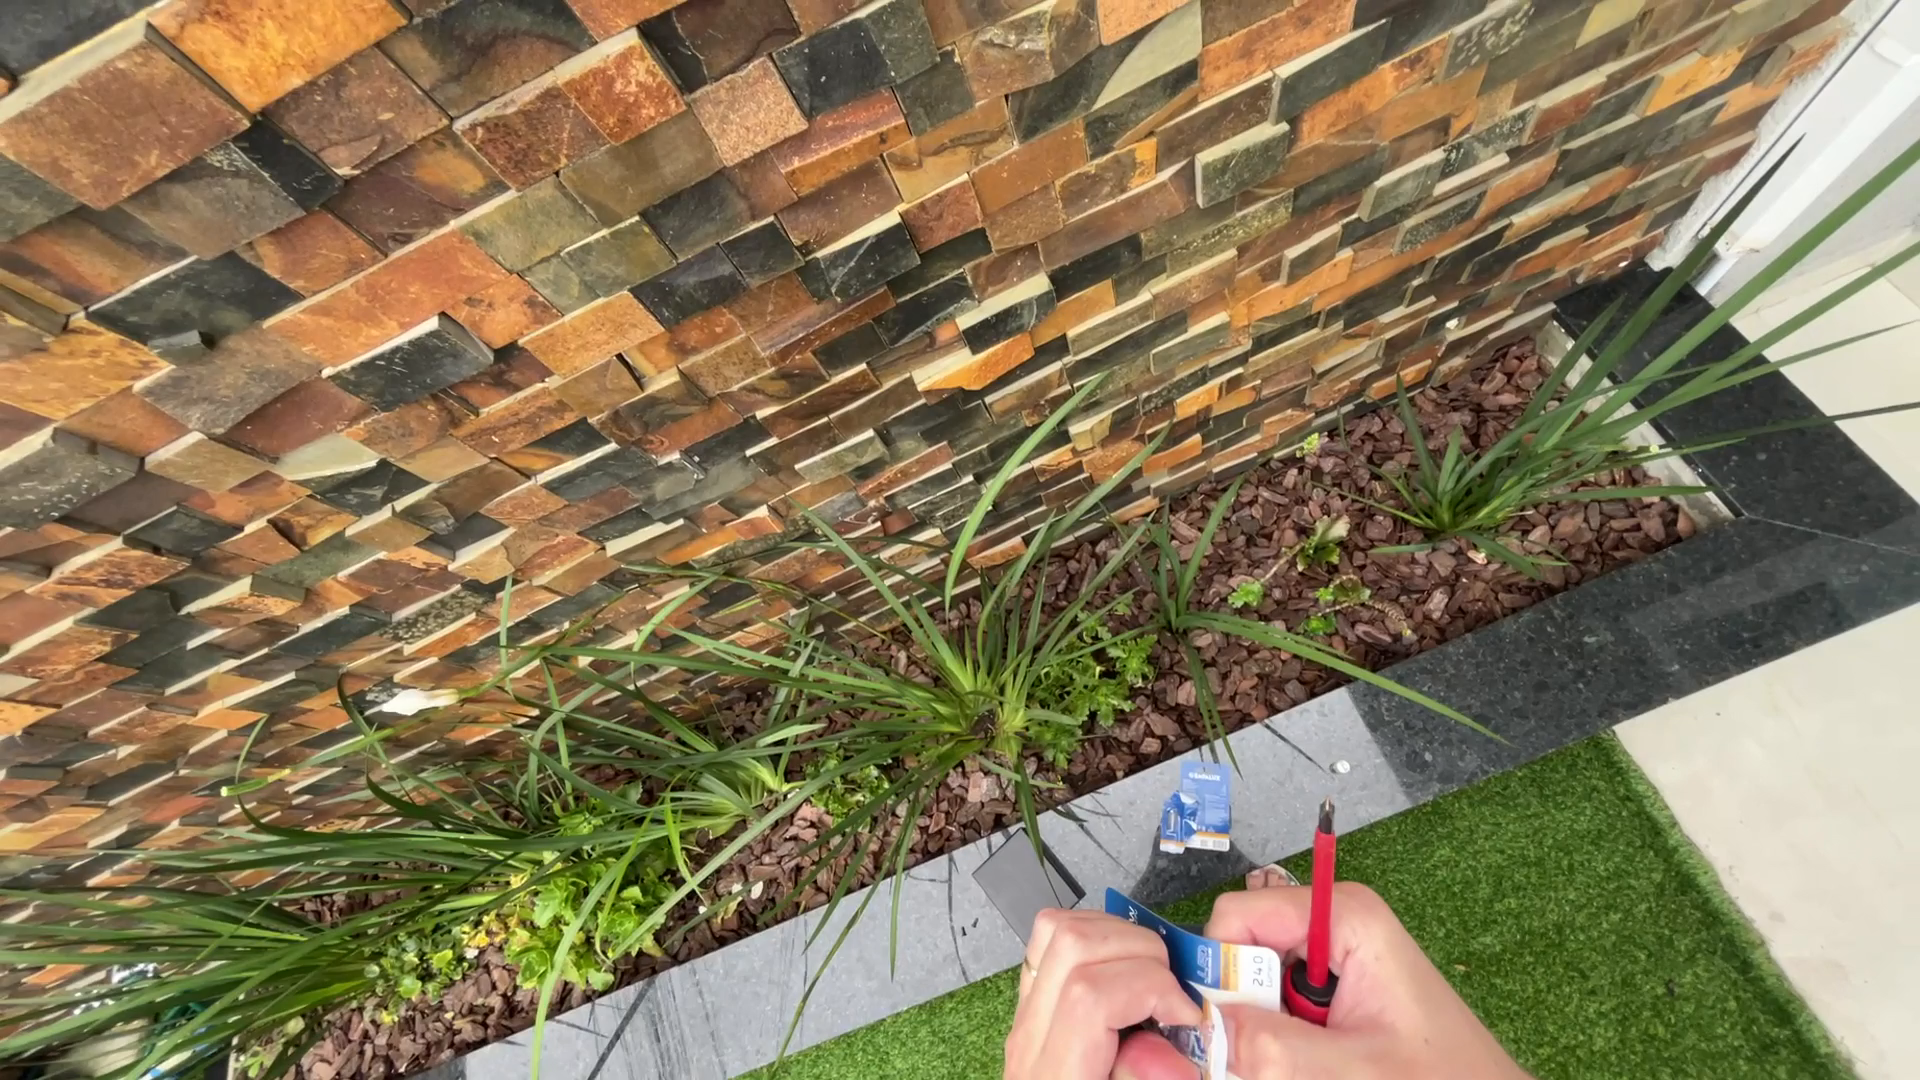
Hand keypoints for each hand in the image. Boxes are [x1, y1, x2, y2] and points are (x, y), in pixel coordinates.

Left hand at [1004, 909, 1205, 1079]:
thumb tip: (1172, 1051)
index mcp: (1056, 1079)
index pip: (1089, 995)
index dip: (1149, 987)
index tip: (1188, 1014)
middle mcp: (1030, 1040)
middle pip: (1073, 948)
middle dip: (1139, 952)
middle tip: (1174, 991)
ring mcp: (1025, 1017)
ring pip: (1057, 930)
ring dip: (1116, 934)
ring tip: (1153, 973)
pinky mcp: (1030, 1004)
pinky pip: (1050, 938)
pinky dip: (1094, 932)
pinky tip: (1125, 963)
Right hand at [1204, 882, 1529, 1078]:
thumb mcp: (1360, 1073)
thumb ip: (1277, 1049)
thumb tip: (1204, 1026)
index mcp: (1341, 914)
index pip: (1237, 916)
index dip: (1219, 969)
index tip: (1215, 1027)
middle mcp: (1329, 920)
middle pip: (1242, 946)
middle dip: (1239, 1006)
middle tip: (1257, 1061)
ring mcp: (1330, 950)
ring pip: (1253, 978)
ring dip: (1256, 1029)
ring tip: (1290, 1067)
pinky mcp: (1331, 982)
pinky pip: (1275, 998)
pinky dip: (1274, 1037)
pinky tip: (1300, 1065)